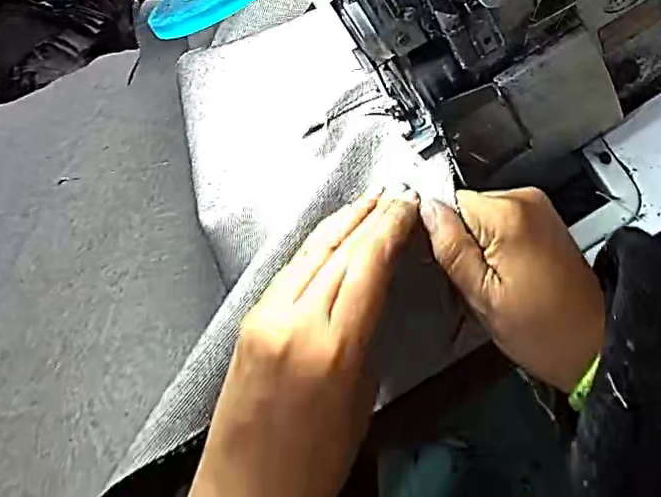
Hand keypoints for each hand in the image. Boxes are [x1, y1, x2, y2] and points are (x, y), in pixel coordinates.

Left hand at [191, 193, 418, 496]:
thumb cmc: (308, 465)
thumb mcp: (362, 394)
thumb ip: (371, 330)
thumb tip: (379, 283)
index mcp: (332, 346)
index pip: (369, 261)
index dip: (393, 226)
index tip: (410, 206)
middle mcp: (294, 324)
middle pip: (344, 247)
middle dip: (375, 215)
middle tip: (398, 196)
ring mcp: (266, 319)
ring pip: (314, 248)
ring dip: (347, 219)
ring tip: (371, 200)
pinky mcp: (250, 323)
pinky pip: (291, 267)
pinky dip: (319, 241)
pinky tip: (334, 232)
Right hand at [422, 188, 605, 391]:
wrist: (591, 338)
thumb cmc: (544, 328)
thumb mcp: (482, 297)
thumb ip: (451, 249)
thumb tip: (428, 212)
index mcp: (508, 213)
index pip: (450, 200)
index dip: (440, 232)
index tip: (447, 262)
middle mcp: (526, 199)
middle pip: (467, 206)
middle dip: (462, 240)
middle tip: (474, 281)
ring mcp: (538, 206)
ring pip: (484, 215)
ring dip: (480, 244)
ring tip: (496, 281)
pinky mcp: (544, 217)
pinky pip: (504, 221)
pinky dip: (499, 244)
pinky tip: (510, 274)